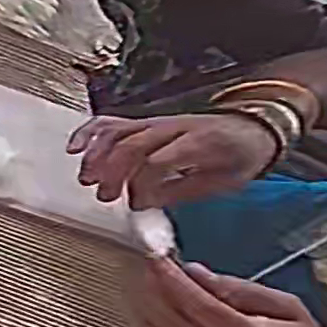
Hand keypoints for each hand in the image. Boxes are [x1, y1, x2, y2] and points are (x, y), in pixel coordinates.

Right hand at [70, 113, 277, 208]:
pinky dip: (87, 134)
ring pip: (114, 133)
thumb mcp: (225, 181)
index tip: (136, 204)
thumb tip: (143, 202)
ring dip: (95, 156)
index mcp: (201, 141)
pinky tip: (74, 148)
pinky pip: (108, 122)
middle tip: (105, 196)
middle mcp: (172, 127)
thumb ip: (182, 191)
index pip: (158, 161)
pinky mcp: (141, 122)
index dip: (142, 185)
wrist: (253, 128)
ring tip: (87, 179)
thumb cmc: (239, 157)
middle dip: (113, 173)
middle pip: (130, 146)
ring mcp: (153, 122)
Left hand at [140, 258, 326, 326]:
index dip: (173, 280)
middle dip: (152, 286)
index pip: (199, 305)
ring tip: (149, 280)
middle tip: (149, 264)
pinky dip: (144, 320)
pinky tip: (151, 304)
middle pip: (169, 318)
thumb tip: (193, 270)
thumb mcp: (287, 306)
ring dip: (144, 301)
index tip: (157, 258)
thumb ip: (240, 288)